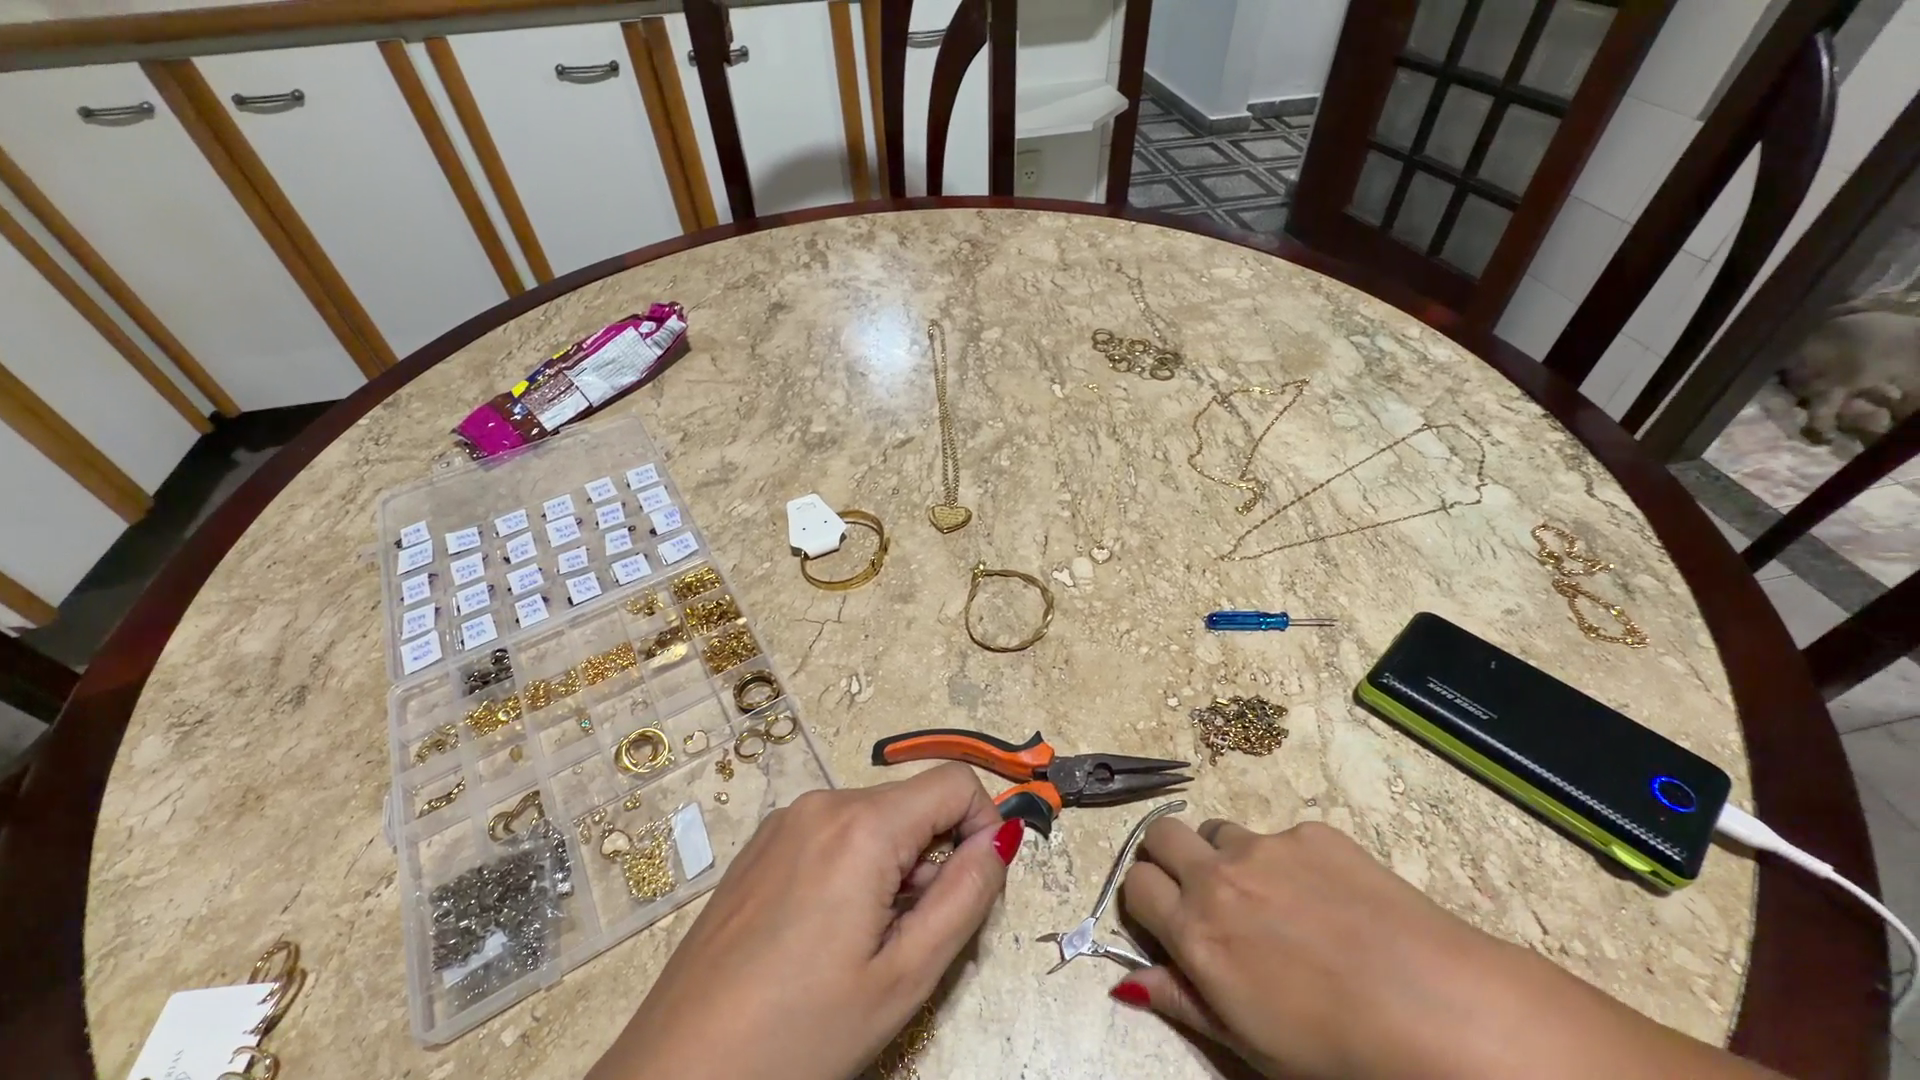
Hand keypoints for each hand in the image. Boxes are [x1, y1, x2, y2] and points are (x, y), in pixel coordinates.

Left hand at [588, 763, 1023, 1079]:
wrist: (678, 1071)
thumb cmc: (800, 1032)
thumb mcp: (906, 974)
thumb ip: (967, 894)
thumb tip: (1001, 837)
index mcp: (859, 825)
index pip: (955, 783)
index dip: (982, 828)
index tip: (973, 889)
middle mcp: (819, 804)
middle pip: (912, 807)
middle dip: (932, 861)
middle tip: (908, 942)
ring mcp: (782, 824)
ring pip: (875, 825)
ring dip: (894, 873)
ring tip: (863, 949)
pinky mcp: (759, 849)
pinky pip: (833, 838)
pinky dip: (854, 874)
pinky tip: (825, 939)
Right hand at [1114, 818, 1780, 1079]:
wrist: (1433, 1005)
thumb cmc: (1334, 1047)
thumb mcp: (1247, 1044)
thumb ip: (1183, 1001)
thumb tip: (1128, 981)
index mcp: (1195, 931)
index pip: (1134, 884)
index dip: (1144, 900)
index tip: (1165, 919)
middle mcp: (1219, 876)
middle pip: (1162, 834)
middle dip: (1167, 856)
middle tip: (1198, 890)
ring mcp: (1267, 847)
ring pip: (1220, 830)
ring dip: (1225, 855)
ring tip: (1270, 896)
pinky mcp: (1315, 833)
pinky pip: (1280, 835)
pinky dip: (1286, 860)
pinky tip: (1330, 899)